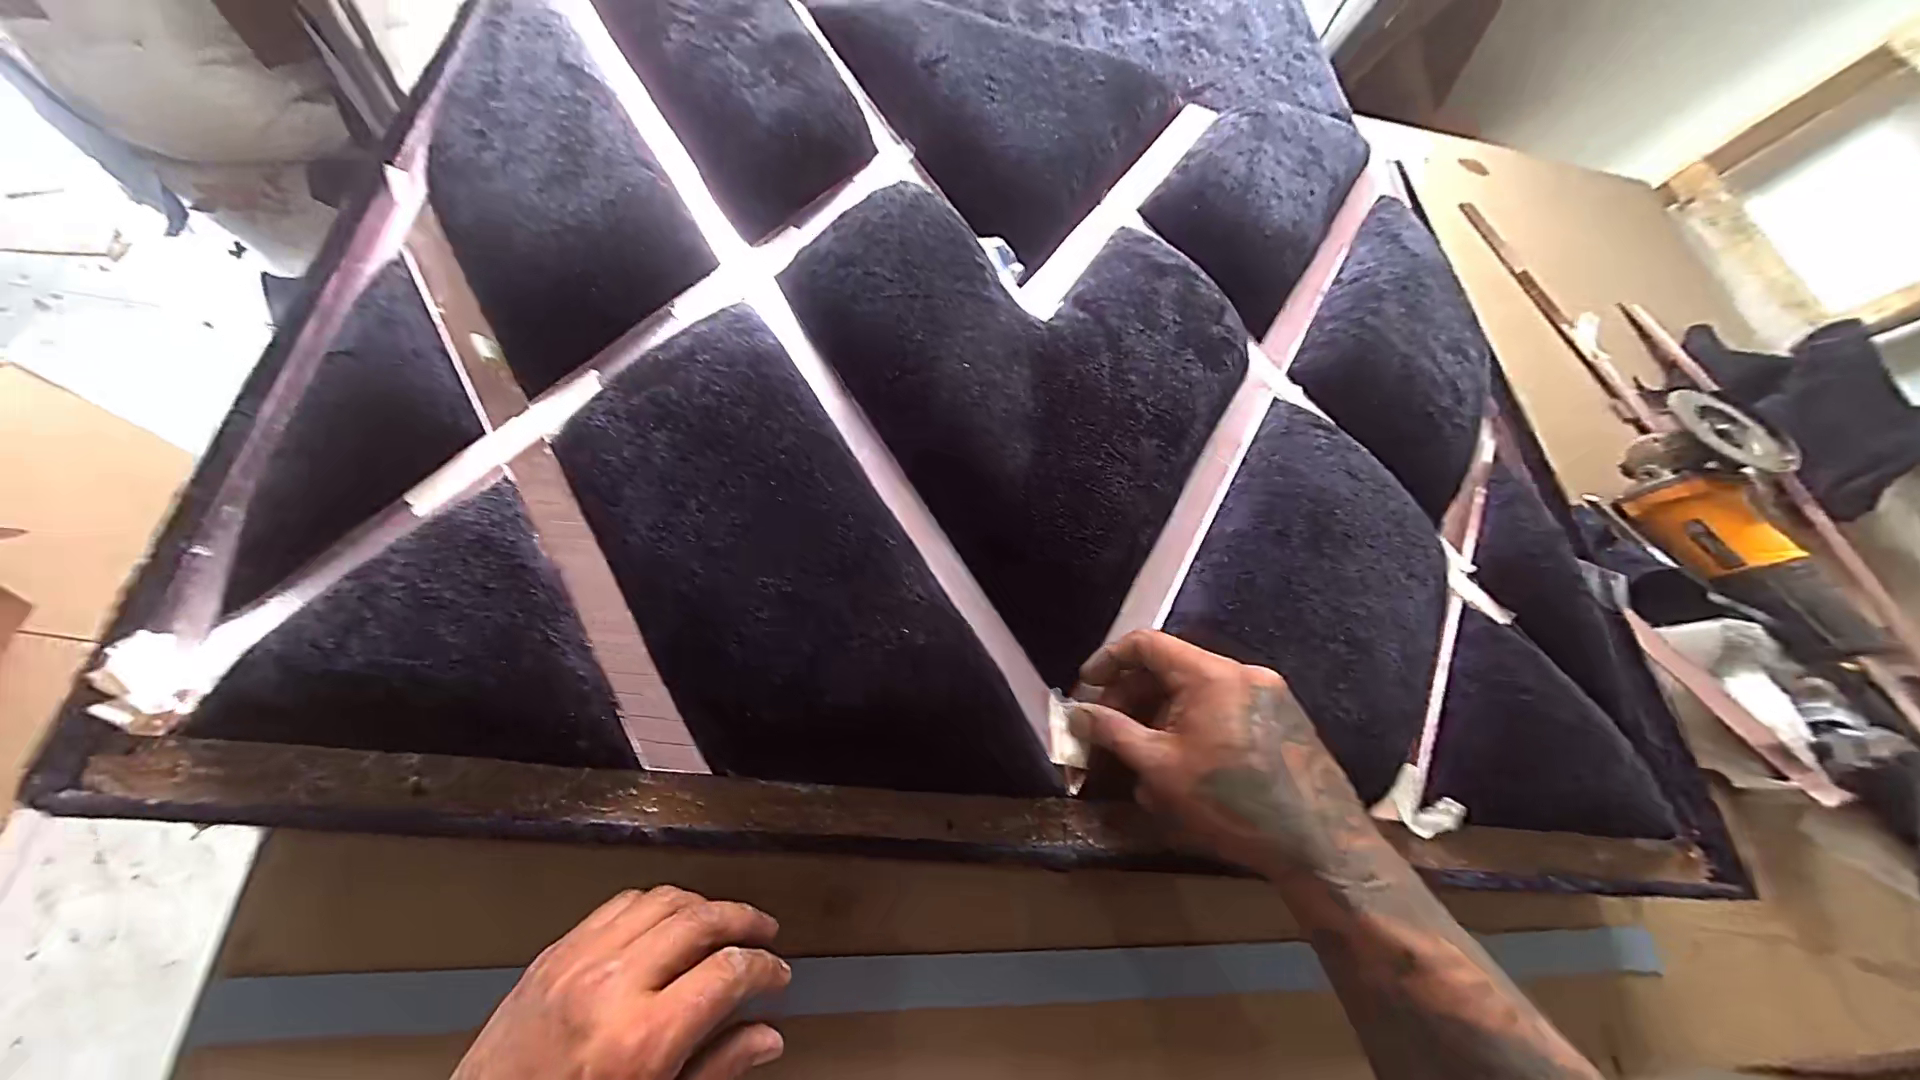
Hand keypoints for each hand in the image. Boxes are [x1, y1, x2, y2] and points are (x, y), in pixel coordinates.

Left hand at [453, 886, 791, 1079]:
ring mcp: (576, 965)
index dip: (765, 968)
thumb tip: (766, 1039)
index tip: (776, 974)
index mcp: (638, 1042)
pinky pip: (620, 904)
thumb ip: (716, 1070)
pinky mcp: (552, 956)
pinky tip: (667, 922)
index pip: (729, 972)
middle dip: (745, 921)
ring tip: (721, 923)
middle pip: (703, 920)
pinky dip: (655, 905)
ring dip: (703, 905)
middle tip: (762, 934)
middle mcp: (610, 989)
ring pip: (665, 899)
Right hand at [1070, 629, 1385, 881]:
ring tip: (1136, 754)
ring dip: (1156, 715)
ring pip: (1192, 691)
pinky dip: (1187, 724)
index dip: (1108, 661)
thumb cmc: (1232, 804)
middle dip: (1129, 696)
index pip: (1146, 643)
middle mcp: (1241, 673)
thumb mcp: (1159, 768)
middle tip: (1104, 728)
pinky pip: (1218, 707)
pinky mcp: (1278, 718)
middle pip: (1168, 668)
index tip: (1085, 686)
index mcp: (1211, 674)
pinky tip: (1175, 762)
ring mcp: (1264, 694)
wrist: (1322, 847)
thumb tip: (1077, 713)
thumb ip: (1111, 732)